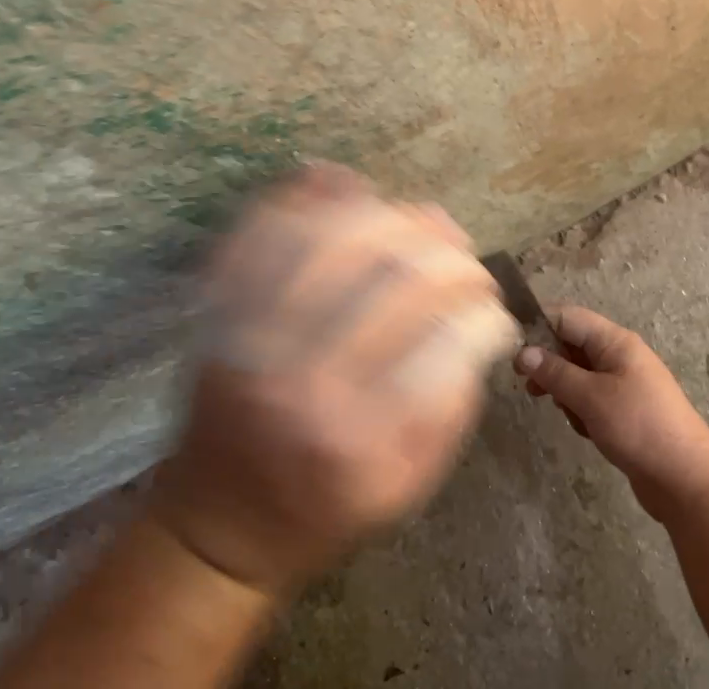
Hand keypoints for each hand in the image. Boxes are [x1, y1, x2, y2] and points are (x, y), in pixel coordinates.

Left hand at [150, 164, 517, 593]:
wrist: (218, 526)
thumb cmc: (327, 512)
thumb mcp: (408, 485)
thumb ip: (453, 405)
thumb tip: (484, 321)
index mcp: (362, 438)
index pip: (449, 343)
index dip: (484, 314)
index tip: (493, 311)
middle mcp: (302, 381)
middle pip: (399, 278)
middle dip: (453, 258)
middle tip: (468, 264)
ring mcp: (250, 339)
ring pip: (336, 239)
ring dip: (395, 217)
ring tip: (425, 223)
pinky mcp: (215, 316)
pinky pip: (262, 230)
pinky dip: (305, 195)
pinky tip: (346, 182)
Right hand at [514, 306, 708, 521]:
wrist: (684, 477)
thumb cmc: (637, 427)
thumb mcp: (590, 397)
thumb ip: (555, 372)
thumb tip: (524, 352)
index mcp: (616, 342)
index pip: (569, 317)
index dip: (539, 324)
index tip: (509, 345)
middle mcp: (621, 356)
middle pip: (574, 345)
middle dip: (550, 364)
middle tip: (528, 388)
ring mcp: (626, 384)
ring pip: (581, 375)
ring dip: (566, 391)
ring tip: (564, 412)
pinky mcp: (627, 411)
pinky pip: (593, 399)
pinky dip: (582, 411)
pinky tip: (585, 431)